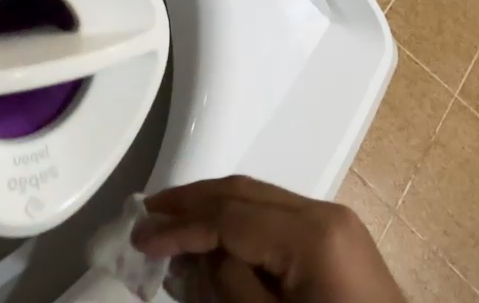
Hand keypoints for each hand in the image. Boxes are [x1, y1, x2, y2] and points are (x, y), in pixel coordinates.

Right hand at [132, 176, 403, 302]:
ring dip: (212, 208)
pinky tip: (214, 237)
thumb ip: (228, 286)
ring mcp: (335, 222)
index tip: (140, 237)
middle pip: (242, 192)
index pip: (230, 216)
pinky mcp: (337, 238)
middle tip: (147, 215)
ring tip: (170, 222)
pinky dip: (240, 222)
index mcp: (312, 235)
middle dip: (191, 202)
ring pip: (258, 197)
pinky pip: (277, 216)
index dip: (180, 226)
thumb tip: (193, 256)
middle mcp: (325, 213)